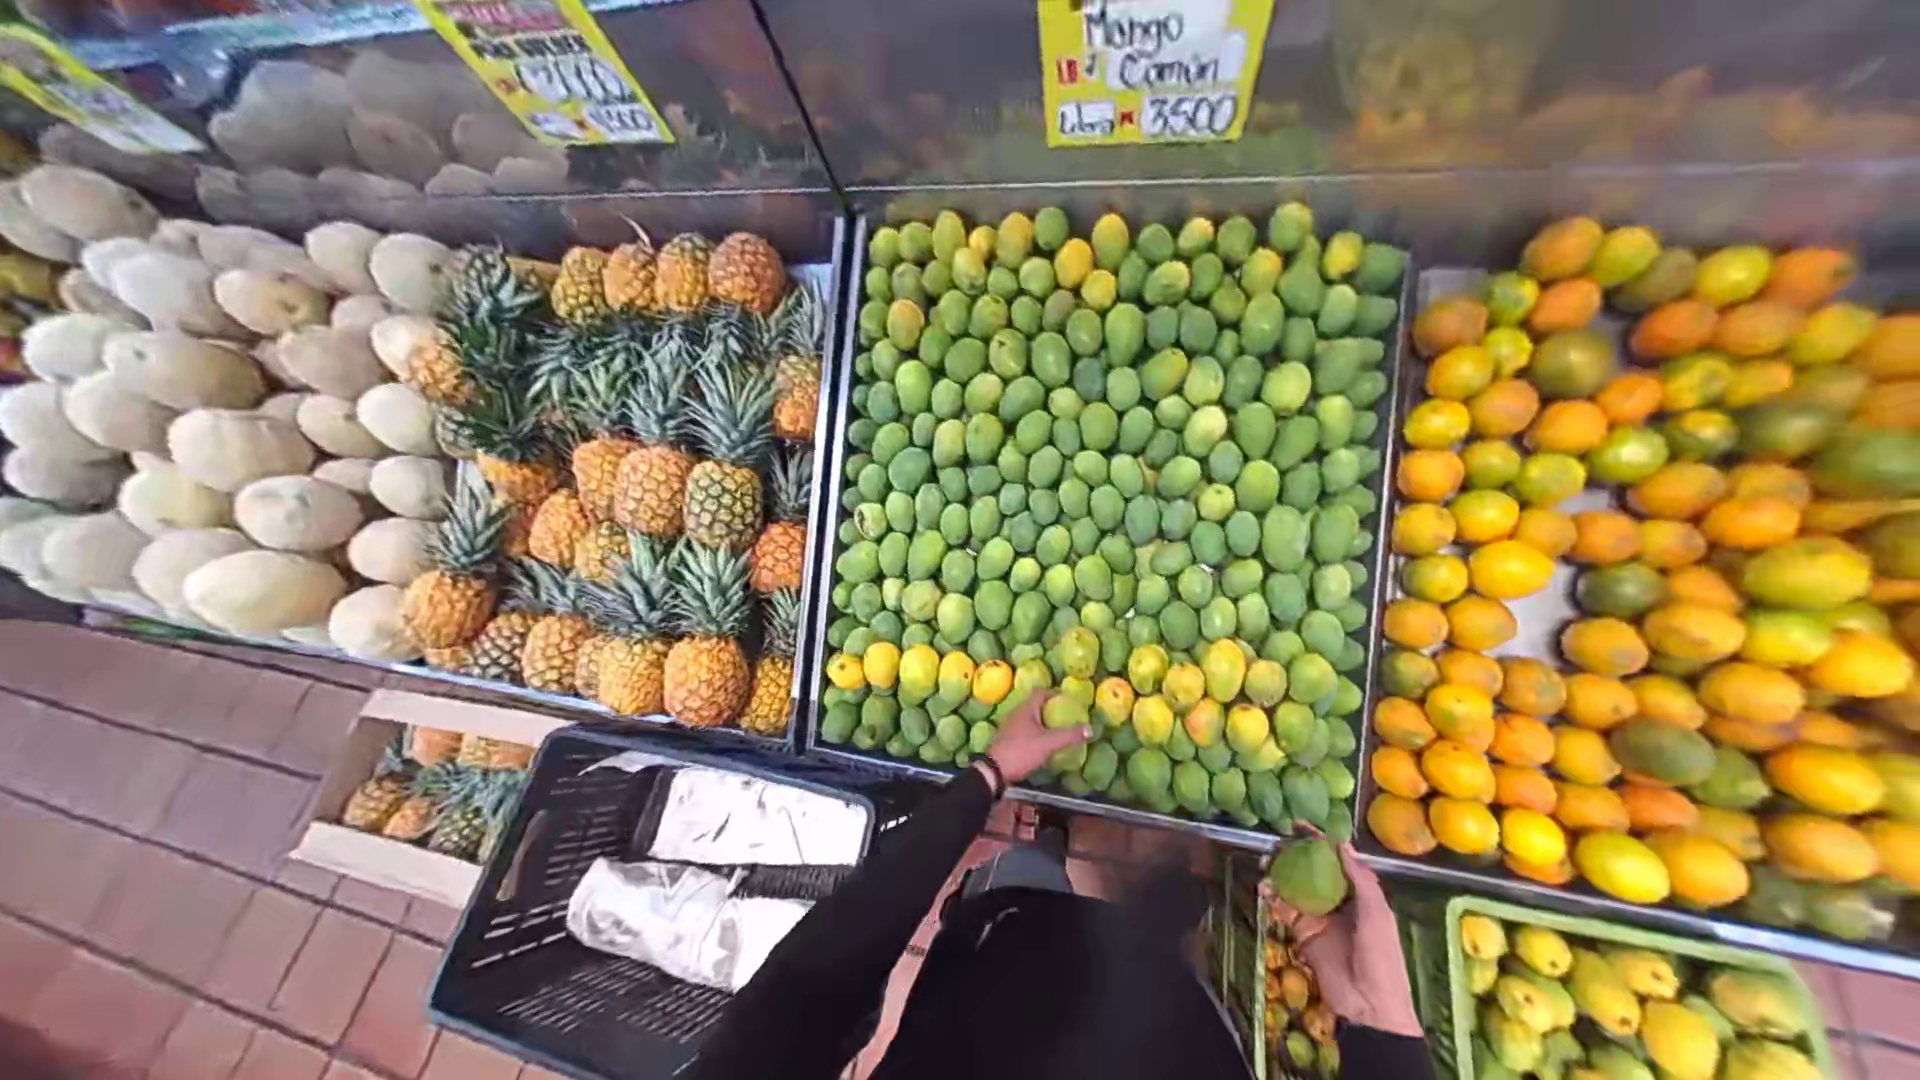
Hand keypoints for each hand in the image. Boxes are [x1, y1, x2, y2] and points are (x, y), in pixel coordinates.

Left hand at [984, 690, 1090, 782]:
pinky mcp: (1008, 739)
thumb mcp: (1048, 743)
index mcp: (1025, 709)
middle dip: (1051, 708)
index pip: (1040, 692)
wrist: (995, 770)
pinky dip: (1036, 732)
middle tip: (1066, 715)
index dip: (1054, 693)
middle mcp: (1016, 713)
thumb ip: (1069, 735)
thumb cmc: (1021, 751)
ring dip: (1043, 721)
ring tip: (1058, 729)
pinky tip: (1044, 743)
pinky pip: (1025, 730)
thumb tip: (1090, 728)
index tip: (1068, 699)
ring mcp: (1010, 726)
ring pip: (1030, 718)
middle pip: (1035, 705)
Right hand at [1267, 841, 1420, 1037]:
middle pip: (1308, 867)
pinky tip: (1264, 890)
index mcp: (1356, 893)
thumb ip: (1360, 879)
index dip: (1317, 840)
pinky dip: (1271, 895)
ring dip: (1276, 871)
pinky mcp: (1300, 929)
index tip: (1298, 825)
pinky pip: (1282, 906)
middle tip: (1274, 845)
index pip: (1334, 859)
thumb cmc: (1381, 958)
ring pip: (1291, 883)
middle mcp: (1334, 898)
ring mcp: (1315, 913)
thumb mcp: (1378, 915)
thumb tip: (1342, 843)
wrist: (1368, 1005)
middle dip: (1291, 853)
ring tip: (1265, 864)